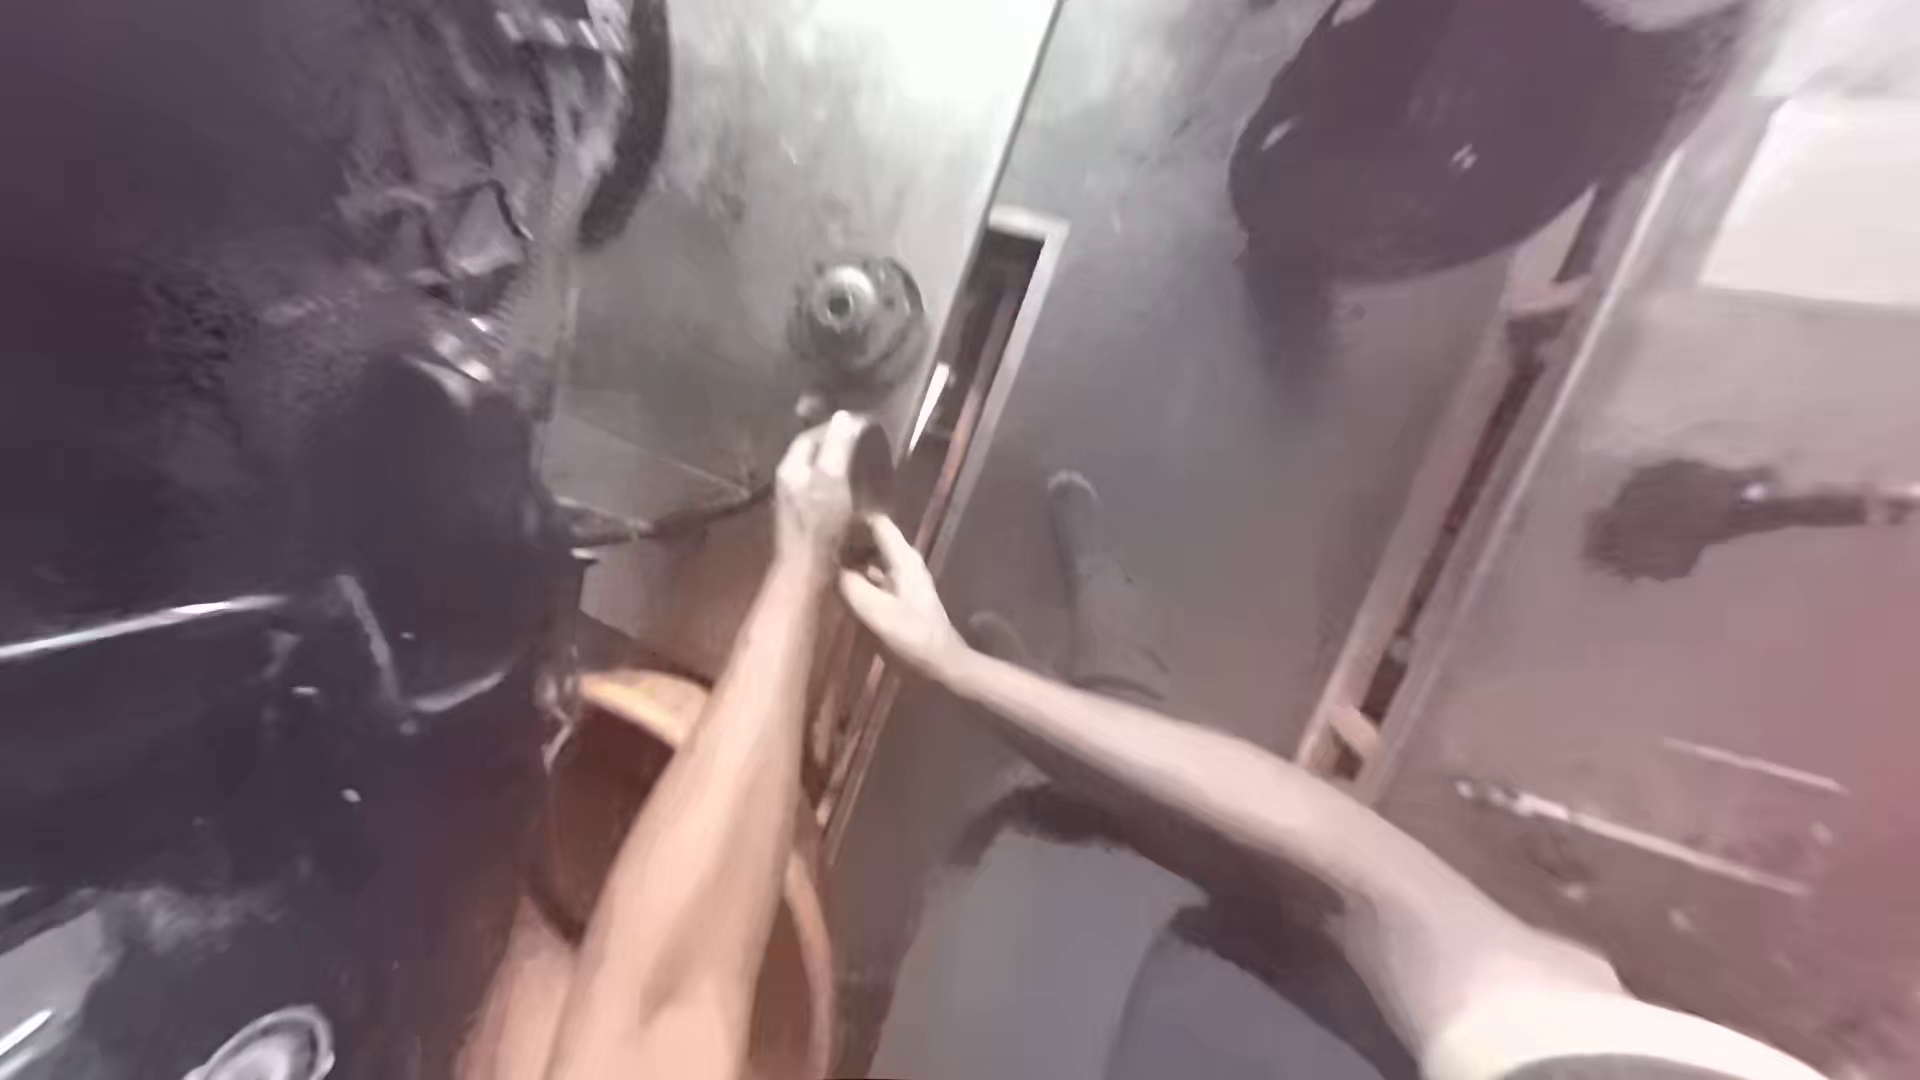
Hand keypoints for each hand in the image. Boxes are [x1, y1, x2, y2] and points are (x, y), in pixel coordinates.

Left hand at [773, 412, 865, 575]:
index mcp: (792, 468)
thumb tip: (846, 416)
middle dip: (838, 447)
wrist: (808, 574)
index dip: (835, 428)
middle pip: (814, 455)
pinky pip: (823, 495)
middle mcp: (789, 482)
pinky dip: (840, 489)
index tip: (860, 427)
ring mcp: (795, 504)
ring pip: (818, 475)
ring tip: (865, 469)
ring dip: (840, 469)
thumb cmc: (822, 527)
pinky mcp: (805, 522)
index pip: (811, 436)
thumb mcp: (832, 481)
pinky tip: (857, 497)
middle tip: (865, 448)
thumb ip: (838, 446)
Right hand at [839, 514, 967, 676]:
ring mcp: (907, 578)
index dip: (852, 524)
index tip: (828, 534)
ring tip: (830, 572)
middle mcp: (906, 561)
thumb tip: (835, 572)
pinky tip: (847, 592)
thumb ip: (850, 587)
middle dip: (850, 542)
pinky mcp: (904, 595)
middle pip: (875, 537)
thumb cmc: (911, 637)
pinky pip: (879, 574)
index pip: (877, 523)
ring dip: (854, 560)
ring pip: (876, 557)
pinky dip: (862, 576)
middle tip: (823, 556)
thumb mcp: (875, 613)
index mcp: (903, 558)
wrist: (941, 664)